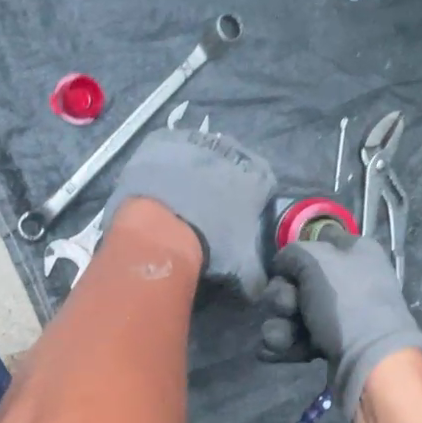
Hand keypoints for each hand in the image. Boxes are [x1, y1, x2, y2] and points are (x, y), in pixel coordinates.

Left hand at [103, 129, 275, 298]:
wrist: (161, 231)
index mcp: (259, 175)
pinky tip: (158, 189)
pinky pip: (167, 151)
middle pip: (230, 167)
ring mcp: (194, 139)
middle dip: (221, 186)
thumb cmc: (211, 247)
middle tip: (206, 214)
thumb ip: (259, 273)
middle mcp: (231, 148)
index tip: (238, 222)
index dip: (251, 204)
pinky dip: (164, 166)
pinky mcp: (162, 138)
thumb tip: (262, 284)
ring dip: (193, 173)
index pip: (264, 185)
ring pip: (198, 155)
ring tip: (178, 202)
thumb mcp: (245, 269)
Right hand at [258, 232, 421, 417]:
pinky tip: (272, 352)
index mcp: (354, 252)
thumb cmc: (346, 302)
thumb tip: (283, 264)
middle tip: (288, 308)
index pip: (315, 243)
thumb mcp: (316, 261)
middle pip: (298, 282)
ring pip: (294, 314)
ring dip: (280, 326)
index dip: (293, 257)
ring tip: (281, 339)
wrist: (370, 360)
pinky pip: (299, 339)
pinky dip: (285, 346)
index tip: (282, 270)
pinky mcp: (332, 344)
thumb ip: (292, 253)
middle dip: (282, 297)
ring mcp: (340, 315)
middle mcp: (349, 280)